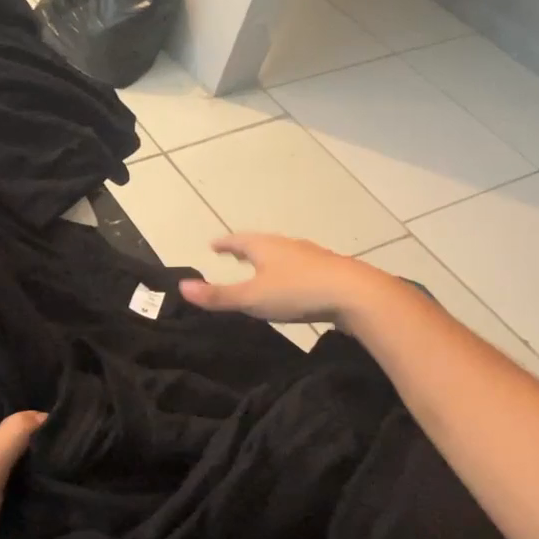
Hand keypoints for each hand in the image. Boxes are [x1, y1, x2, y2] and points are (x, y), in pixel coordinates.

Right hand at [178, 233, 400, 324]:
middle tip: (234, 255)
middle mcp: (287, 245)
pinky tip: (295, 285)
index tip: (213, 245)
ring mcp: (312, 256)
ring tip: (262, 269)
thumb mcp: (252, 298)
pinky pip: (302, 267)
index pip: (237, 240)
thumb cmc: (298, 292)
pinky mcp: (331, 271)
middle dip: (246, 249)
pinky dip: (290, 272)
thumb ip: (218, 295)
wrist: (357, 295)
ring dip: (269, 260)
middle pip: (261, 244)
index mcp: (264, 246)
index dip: (224, 244)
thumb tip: (181, 287)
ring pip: (284, 254)